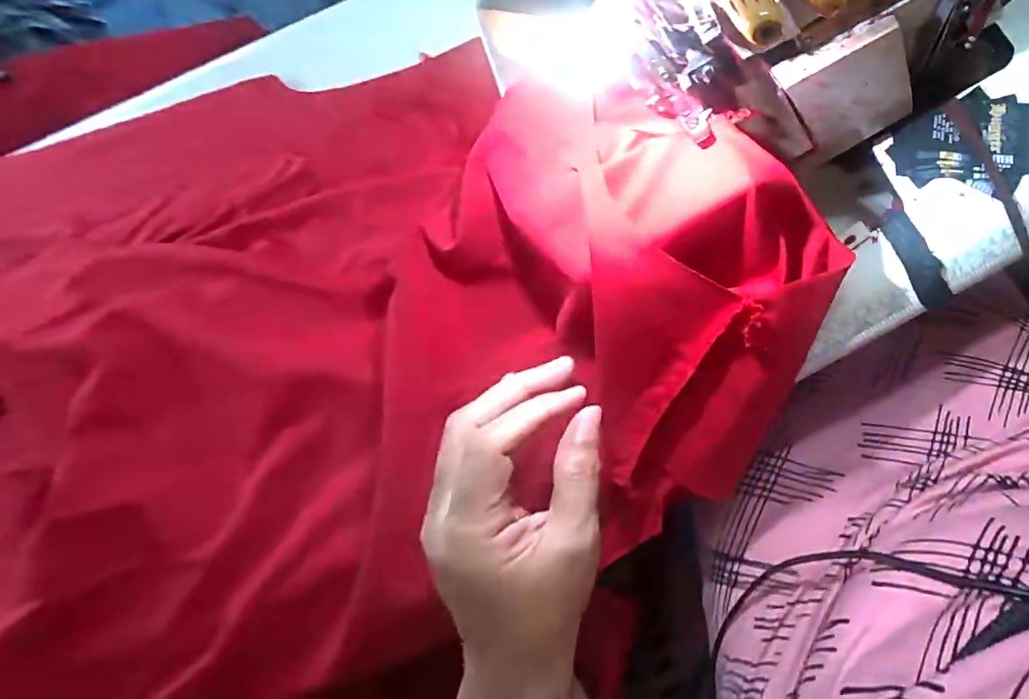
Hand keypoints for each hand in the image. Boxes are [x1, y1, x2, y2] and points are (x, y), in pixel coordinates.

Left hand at [423, 357, 601, 698]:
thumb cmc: (550, 605)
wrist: (514, 661)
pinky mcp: (452, 510)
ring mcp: (439, 511)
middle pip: (464, 426)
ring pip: (462, 431)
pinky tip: (531, 408)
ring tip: (552, 379)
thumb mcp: (574, 541)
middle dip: (517, 389)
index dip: (532, 408)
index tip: (579, 393)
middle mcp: (439, 511)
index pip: (486, 441)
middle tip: (565, 368)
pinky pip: (468, 448)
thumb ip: (578, 473)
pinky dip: (501, 418)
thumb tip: (589, 411)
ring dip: (506, 398)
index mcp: (464, 524)